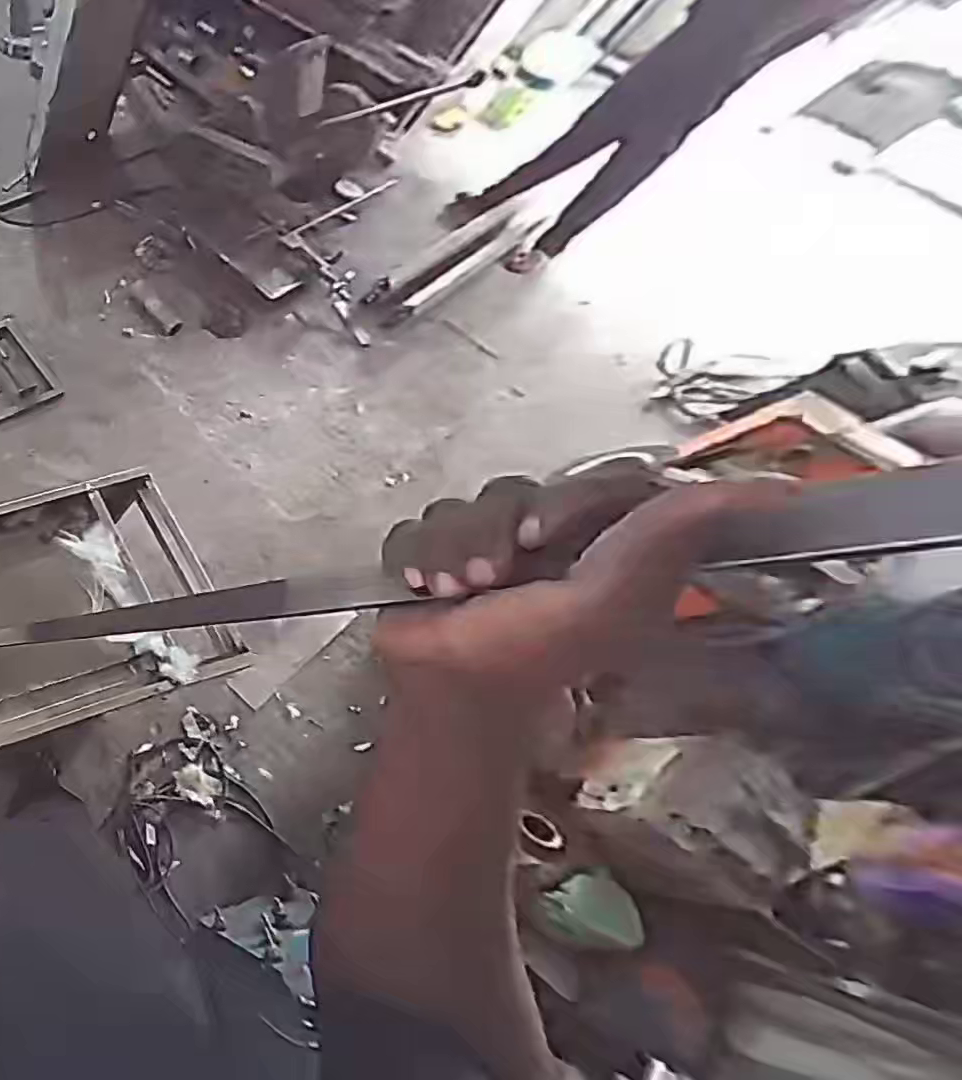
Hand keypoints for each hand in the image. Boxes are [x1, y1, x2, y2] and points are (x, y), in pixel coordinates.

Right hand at [375, 472, 787, 697]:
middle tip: (484, 579)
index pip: (593, 483)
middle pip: (511, 493)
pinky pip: (411, 529)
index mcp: (596, 546)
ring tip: (446, 591)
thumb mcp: (602, 604)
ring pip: (455, 509)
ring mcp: (476, 546)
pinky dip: (411, 556)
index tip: (535, 538)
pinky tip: (416, 586)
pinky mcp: (425, 555)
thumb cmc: (524, 653)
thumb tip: (772, 489)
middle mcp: (537, 539)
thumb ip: (664, 542)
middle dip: (488, 535)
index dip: (560, 501)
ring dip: (446, 552)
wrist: (443, 685)